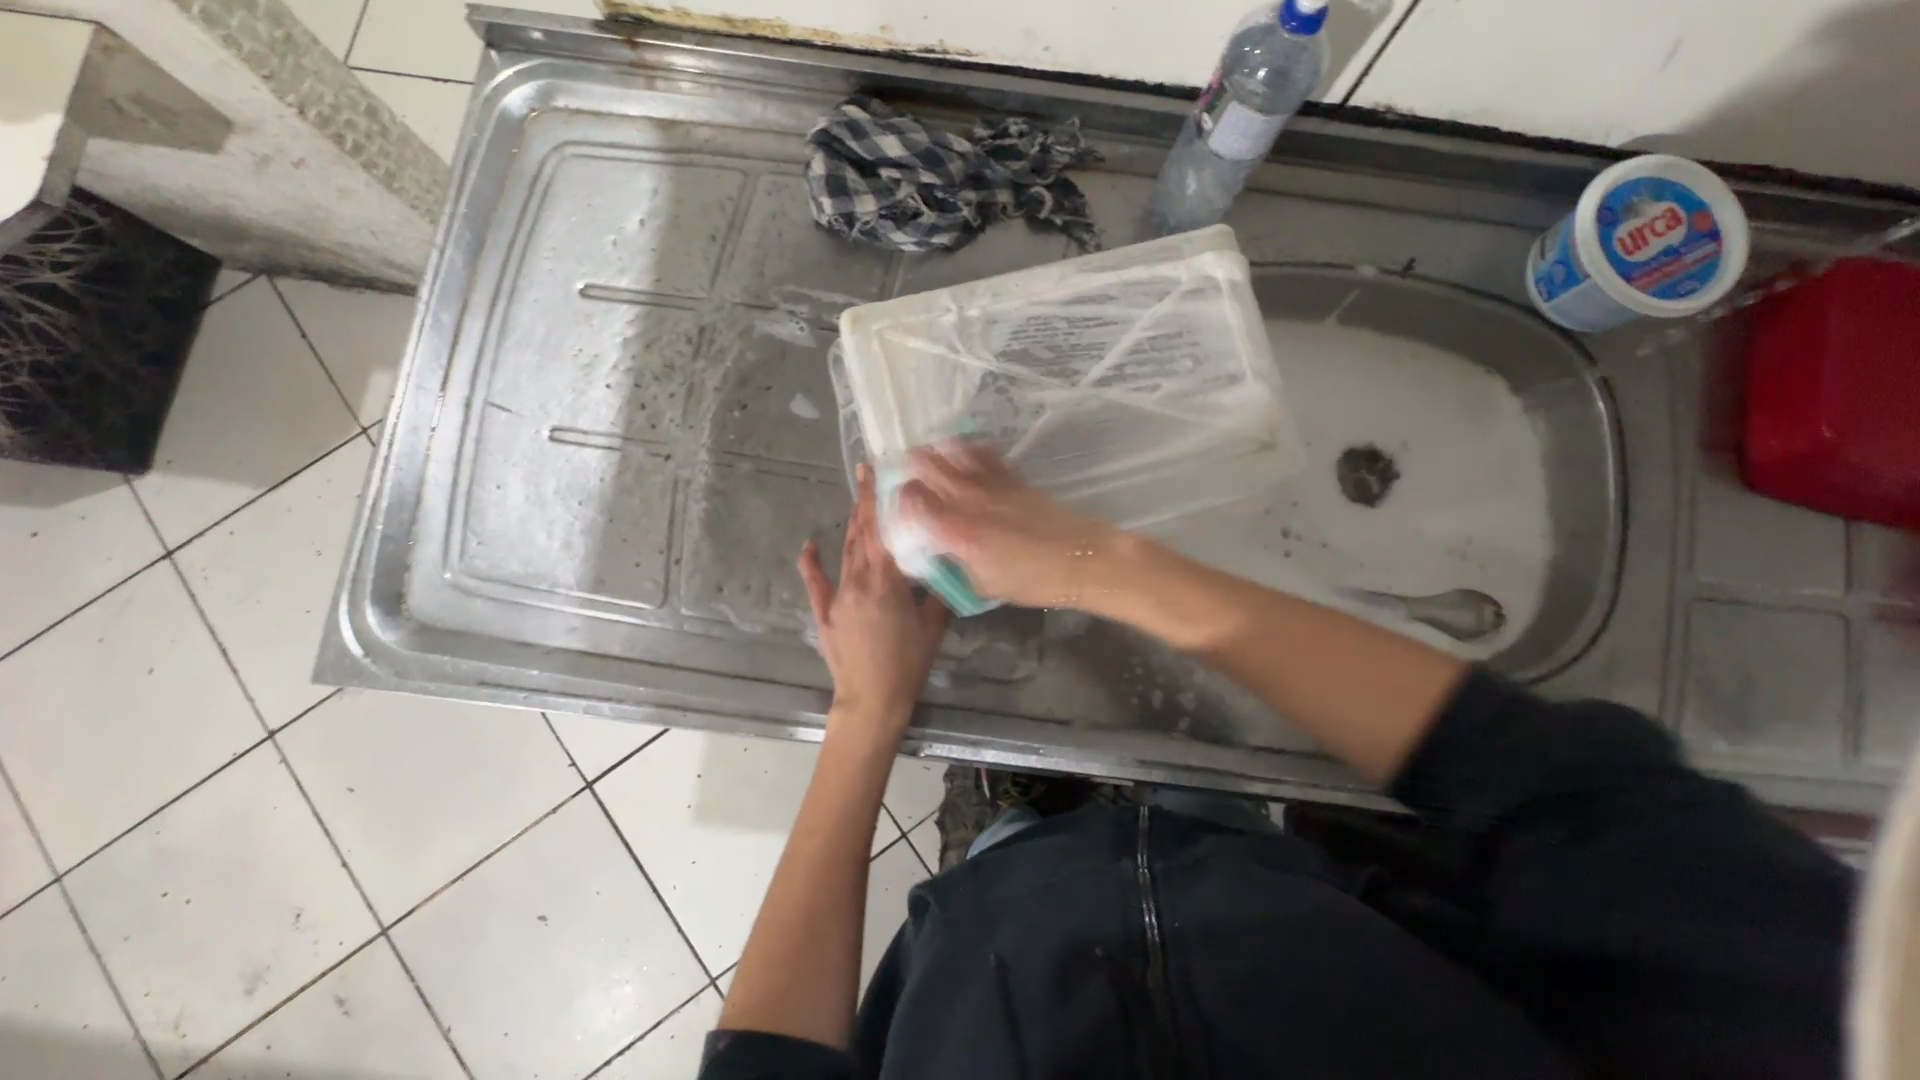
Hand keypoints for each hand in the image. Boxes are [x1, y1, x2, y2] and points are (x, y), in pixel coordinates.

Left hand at [799, 464, 950, 741]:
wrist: (871, 700)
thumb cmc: (907, 664)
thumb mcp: (933, 626)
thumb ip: (937, 592)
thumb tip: (944, 565)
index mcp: (885, 580)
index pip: (882, 531)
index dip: (879, 500)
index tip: (878, 471)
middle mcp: (857, 581)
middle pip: (861, 534)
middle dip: (863, 502)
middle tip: (866, 472)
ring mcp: (838, 596)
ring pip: (845, 552)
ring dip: (850, 526)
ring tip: (856, 503)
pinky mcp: (825, 614)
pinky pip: (816, 583)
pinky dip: (811, 562)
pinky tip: (809, 545)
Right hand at [894, 441, 1118, 608]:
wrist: (1081, 559)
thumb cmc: (1031, 581)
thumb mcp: (983, 586)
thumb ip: (952, 568)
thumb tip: (932, 557)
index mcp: (957, 531)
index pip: (914, 501)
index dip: (899, 499)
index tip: (897, 505)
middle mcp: (969, 501)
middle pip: (929, 468)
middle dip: (911, 466)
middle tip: (900, 468)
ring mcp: (993, 485)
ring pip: (954, 455)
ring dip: (935, 452)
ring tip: (925, 453)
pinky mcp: (1013, 480)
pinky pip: (984, 455)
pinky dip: (968, 450)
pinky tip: (963, 451)